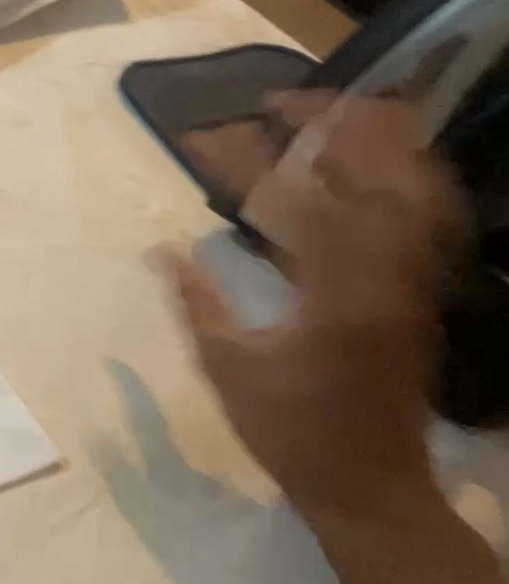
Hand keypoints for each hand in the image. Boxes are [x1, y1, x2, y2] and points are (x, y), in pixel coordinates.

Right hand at [167, 95, 469, 520]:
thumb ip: (197, 298)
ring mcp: (415, 289)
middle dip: (340, 131)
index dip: (246, 163)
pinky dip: (401, 182)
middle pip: (384, 185)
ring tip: (338, 109)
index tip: (200, 135)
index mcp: (337, 298)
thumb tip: (162, 246)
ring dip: (382, 147)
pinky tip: (369, 165)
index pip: (294, 206)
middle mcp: (390, 282)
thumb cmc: (287, 427)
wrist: (371, 485)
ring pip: (418, 198)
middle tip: (283, 99)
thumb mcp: (226, 364)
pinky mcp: (419, 298)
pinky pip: (422, 224)